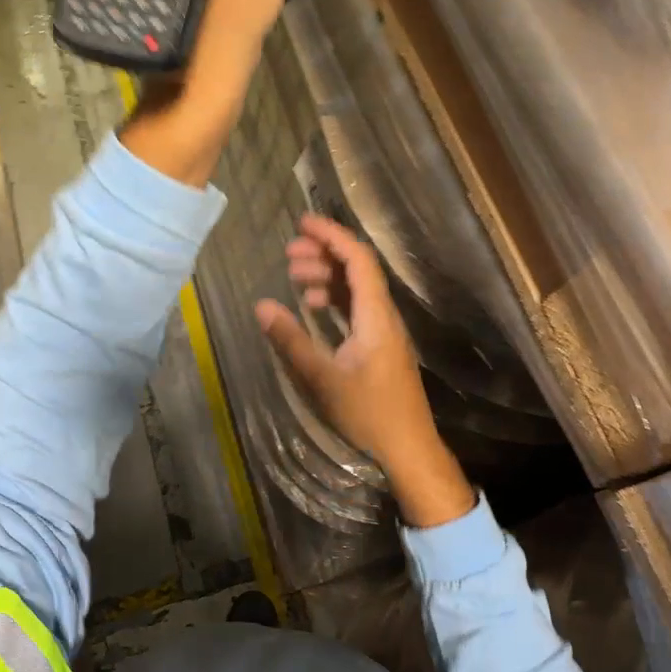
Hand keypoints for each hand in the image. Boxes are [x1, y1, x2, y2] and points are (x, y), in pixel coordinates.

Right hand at [256, 215, 474, 526]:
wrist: (408, 448)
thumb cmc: (368, 413)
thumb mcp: (322, 379)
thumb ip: (291, 341)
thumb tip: (261, 305)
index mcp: (376, 315)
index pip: (357, 259)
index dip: (331, 236)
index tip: (302, 223)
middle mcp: (384, 315)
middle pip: (357, 269)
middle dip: (323, 254)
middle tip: (288, 255)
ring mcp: (384, 331)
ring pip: (356, 289)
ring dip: (327, 277)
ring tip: (294, 277)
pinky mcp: (380, 346)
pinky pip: (357, 308)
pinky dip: (334, 299)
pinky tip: (312, 307)